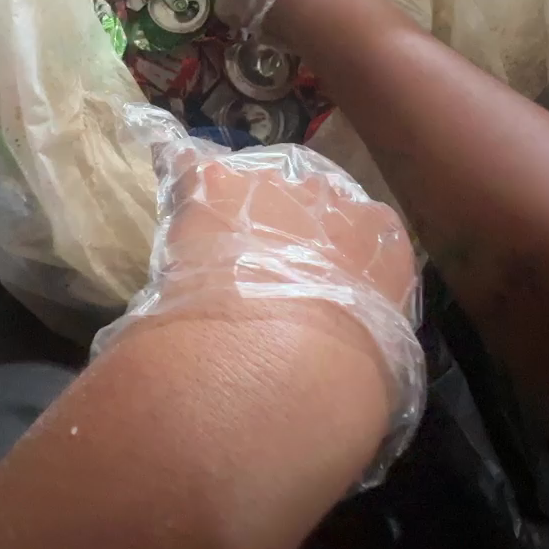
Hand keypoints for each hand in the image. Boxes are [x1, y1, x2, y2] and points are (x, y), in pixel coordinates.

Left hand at [97, 110, 426, 469]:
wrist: (277, 361)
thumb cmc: (342, 383)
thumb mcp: (378, 364)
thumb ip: (362, 330)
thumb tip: (337, 341)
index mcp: (379, 237)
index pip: (362, 228)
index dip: (333, 253)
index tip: (315, 281)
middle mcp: (326, 194)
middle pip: (302, 198)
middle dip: (282, 226)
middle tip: (257, 272)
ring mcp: (266, 182)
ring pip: (246, 186)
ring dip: (231, 212)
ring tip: (208, 253)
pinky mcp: (211, 182)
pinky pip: (189, 165)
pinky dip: (180, 176)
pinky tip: (170, 183)